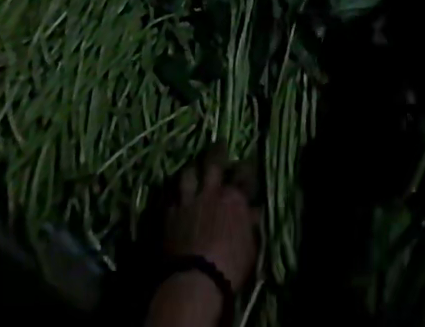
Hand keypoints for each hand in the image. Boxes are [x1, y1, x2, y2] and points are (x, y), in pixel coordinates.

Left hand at [147, 148, 257, 326]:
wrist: (195, 280)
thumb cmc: (230, 266)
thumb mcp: (251, 246)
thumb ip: (252, 224)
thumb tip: (255, 210)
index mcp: (235, 199)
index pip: (244, 174)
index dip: (246, 166)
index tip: (248, 162)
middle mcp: (211, 193)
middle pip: (213, 163)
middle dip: (218, 152)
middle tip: (220, 143)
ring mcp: (188, 201)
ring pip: (188, 174)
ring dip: (191, 169)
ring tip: (193, 166)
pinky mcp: (169, 215)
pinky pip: (170, 196)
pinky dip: (173, 192)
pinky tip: (173, 192)